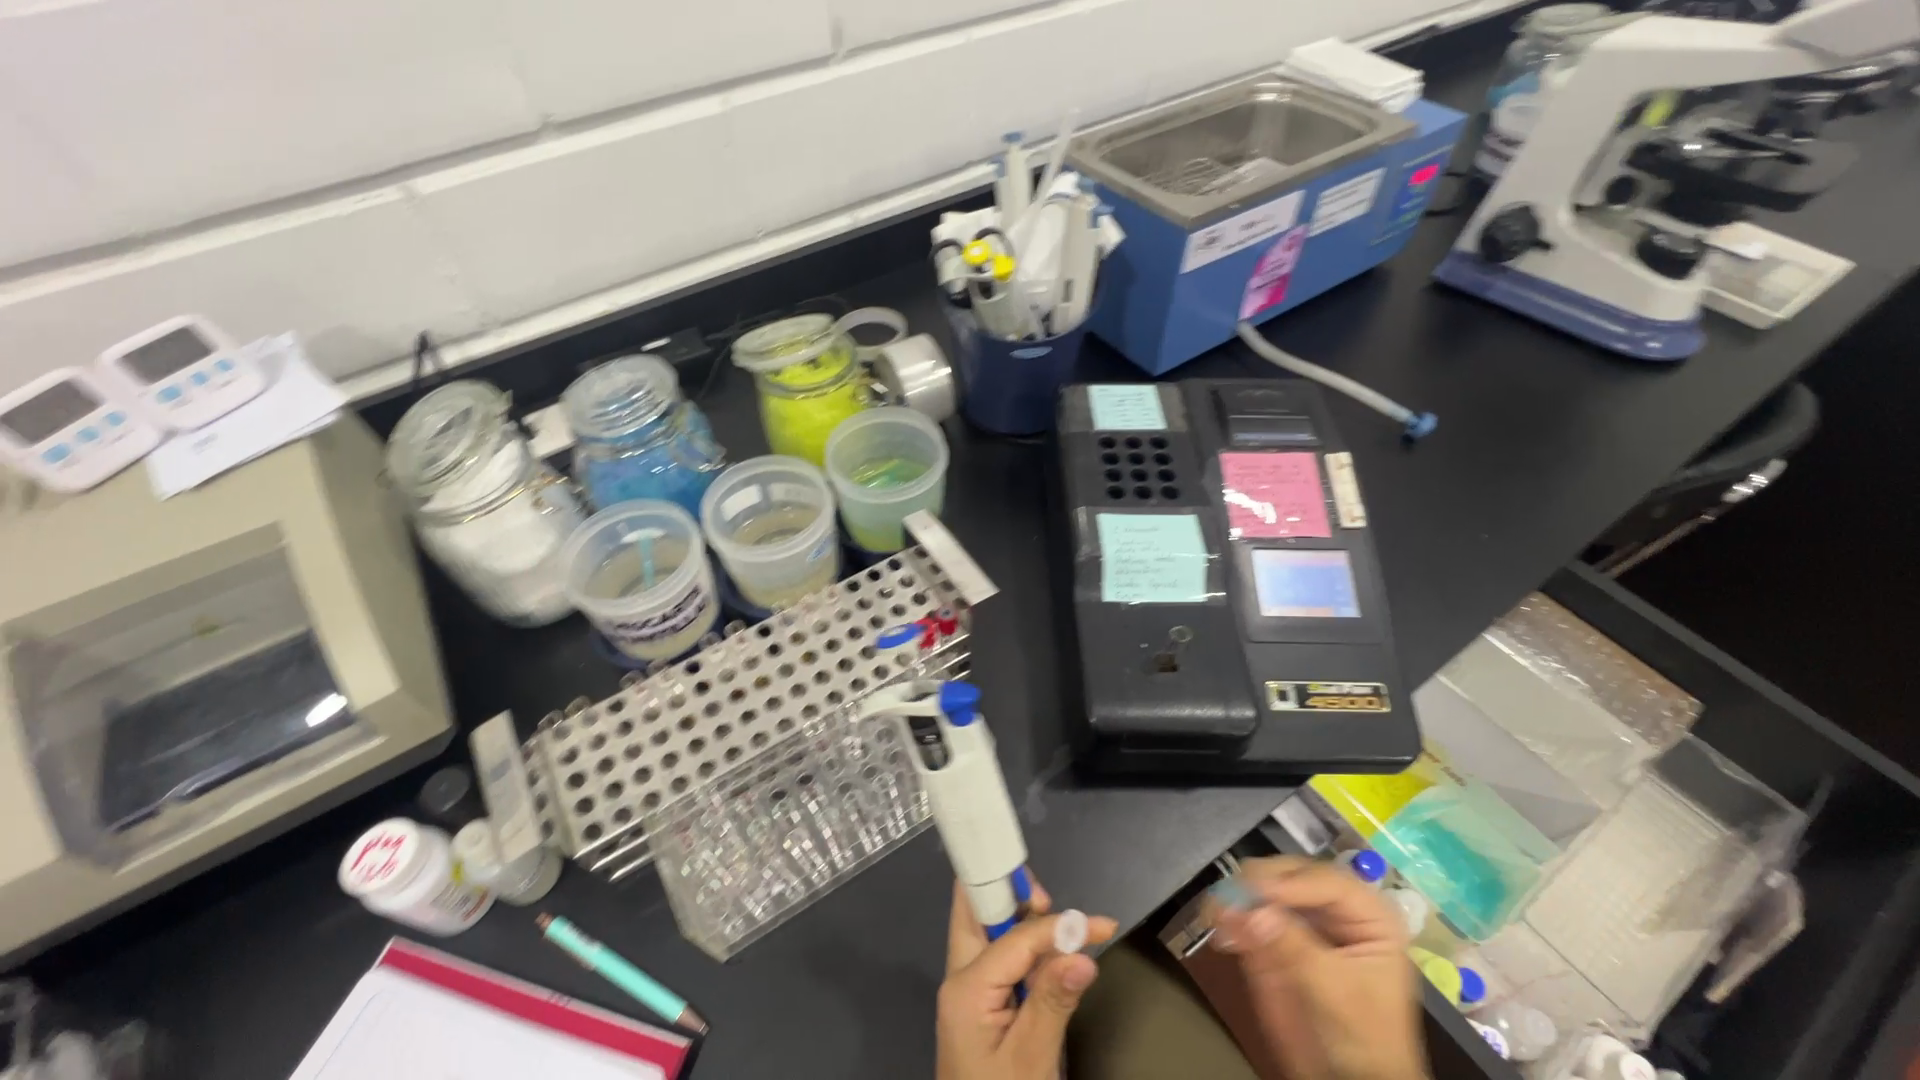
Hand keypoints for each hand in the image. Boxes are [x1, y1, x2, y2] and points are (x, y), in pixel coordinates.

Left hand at [936, 878, 1117, 1079]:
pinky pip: (1000, 957)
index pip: (1016, 935)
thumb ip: (1053, 1002)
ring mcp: (969, 989)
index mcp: (966, 986)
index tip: (1102, 924)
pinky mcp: (982, 1003)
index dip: (1059, 924)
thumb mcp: (1031, 1059)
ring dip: (1020, 916)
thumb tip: (1083, 952)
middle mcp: (960, 976)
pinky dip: (1026, 946)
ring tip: (1062, 923)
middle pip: (975, 911)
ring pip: (988, 930)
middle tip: (1052, 897)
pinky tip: (1052, 951)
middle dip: (1010, 892)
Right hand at [1210, 857, 1427, 1079]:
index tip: (1254, 888)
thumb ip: (1295, 948)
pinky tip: (1217, 923)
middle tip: (1231, 895)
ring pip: (1264, 887)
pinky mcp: (1271, 936)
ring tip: (1217, 910)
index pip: (1329, 882)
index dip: (1292, 882)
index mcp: (1368, 914)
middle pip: (1292, 874)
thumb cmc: (1362, 1038)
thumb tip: (1253, 911)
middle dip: (1261, 882)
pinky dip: (1228, 914)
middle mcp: (1334, 907)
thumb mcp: (1335, 992)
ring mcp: (1300, 920)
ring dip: (1239, 894)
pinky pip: (1246, 915)